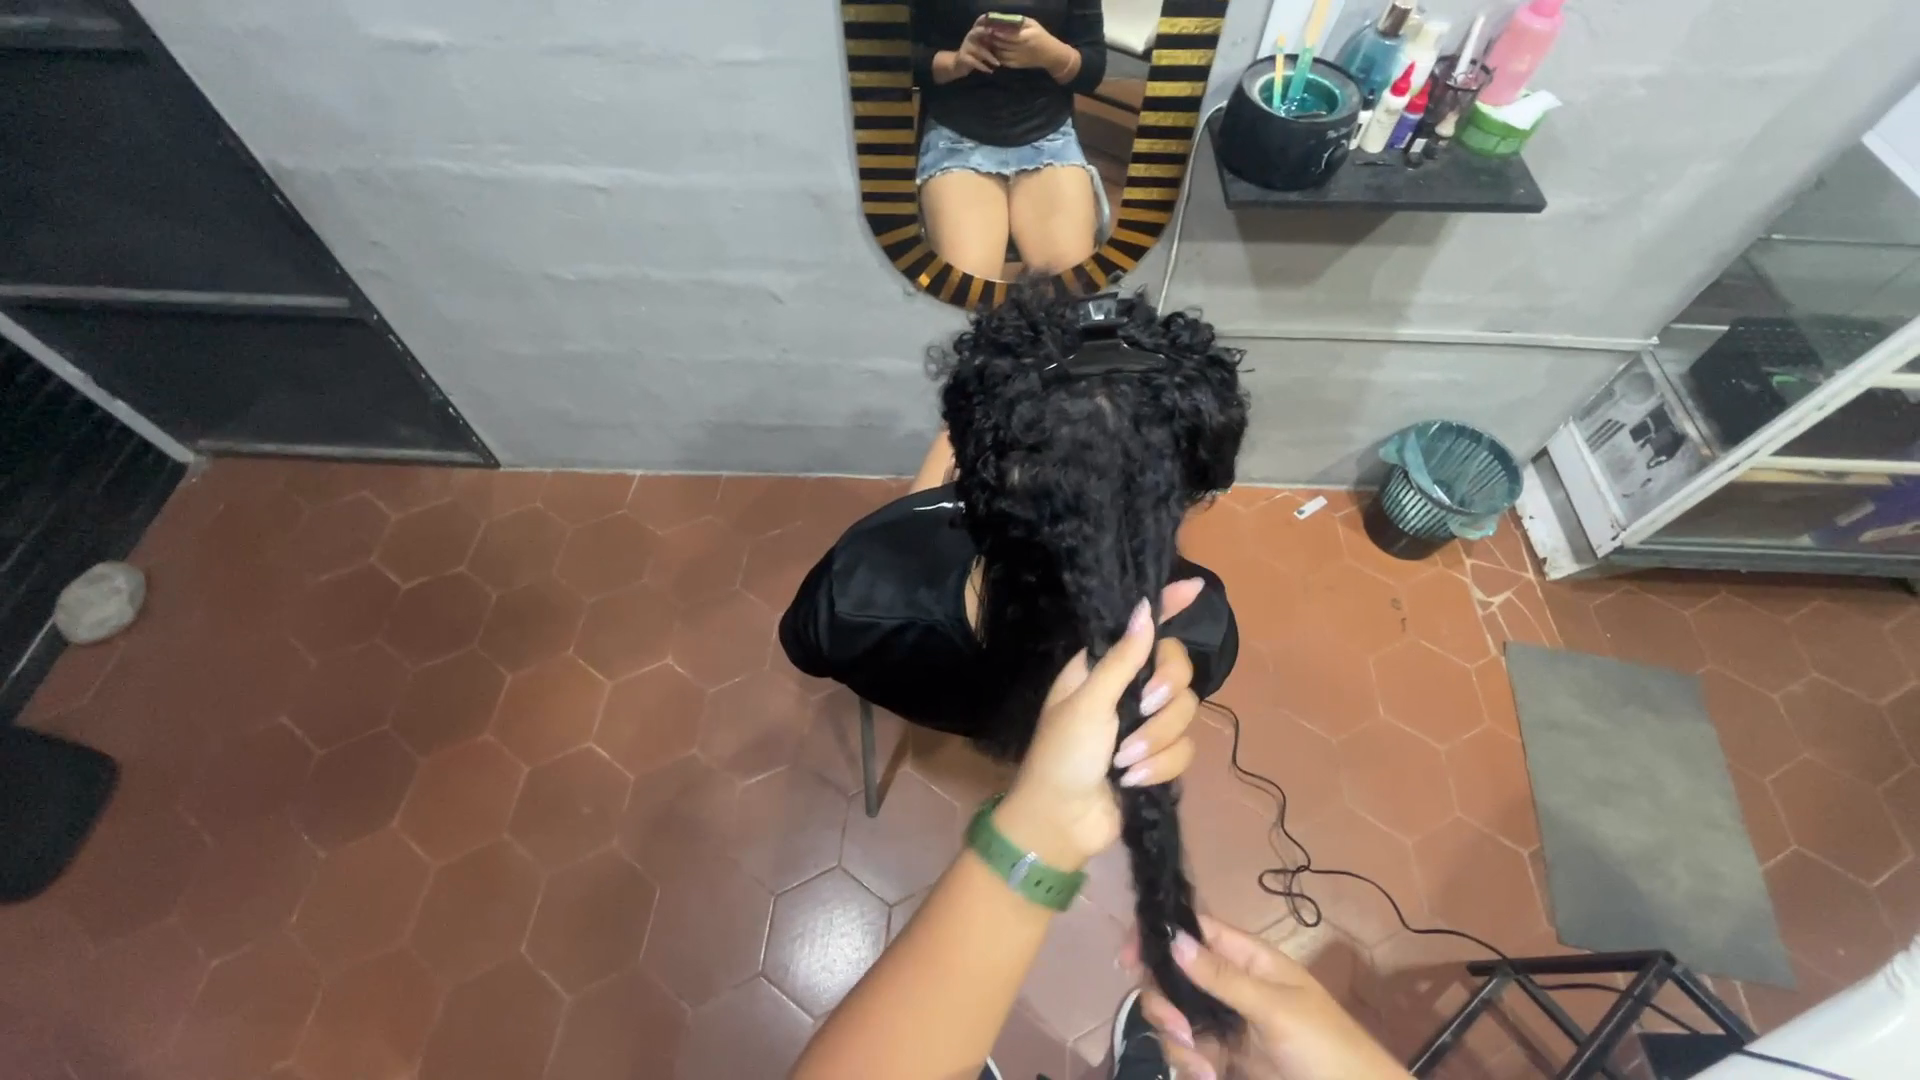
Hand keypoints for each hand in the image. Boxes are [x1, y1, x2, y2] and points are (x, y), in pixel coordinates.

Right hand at [935, 22, 1000, 80]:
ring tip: (998, 64)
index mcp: (975, 31)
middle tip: (995, 34)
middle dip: (985, 31)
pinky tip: (990, 71)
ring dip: (990, 57)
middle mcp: (970, 36)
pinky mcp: (963, 58)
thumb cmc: (975, 54)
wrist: (959, 65)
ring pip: (979, 50)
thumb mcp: (983, 44)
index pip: (980, 21)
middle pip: (977, 31)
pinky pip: (975, 62)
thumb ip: (991, 39)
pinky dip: (983, 67)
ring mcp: (966, 47)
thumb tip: (1006, 37)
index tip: (995, 20)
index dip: (986, 19)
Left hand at [987, 17, 1070, 73]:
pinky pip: (1003, 61)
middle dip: (992, 39)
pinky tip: (993, 50)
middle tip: (983, 34)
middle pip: (1002, 45)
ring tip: (986, 41)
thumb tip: (1003, 20)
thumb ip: (1018, 22)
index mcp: (1026, 37)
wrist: (1049, 54)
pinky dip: (996, 56)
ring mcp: (1018, 59)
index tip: (989, 27)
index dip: (997, 31)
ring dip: (992, 48)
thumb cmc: (1041, 35)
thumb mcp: (1032, 24)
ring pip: (1001, 54)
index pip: (1008, 35)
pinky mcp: (1016, 65)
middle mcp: (1021, 49)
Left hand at [992, 579, 1205, 872]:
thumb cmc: (1062, 755)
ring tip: (1122, 762)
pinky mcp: (1157, 757)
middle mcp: (1126, 690)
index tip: (1194, 589)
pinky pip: (1184, 750)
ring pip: (1184, 713)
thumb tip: (1146, 609)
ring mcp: (1143, 724)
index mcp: (1101, 668)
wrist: (1061, 821)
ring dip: (1155, 741)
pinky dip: (1159, 766)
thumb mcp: (1088, 703)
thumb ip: (1121, 659)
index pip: (1140, 628)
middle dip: (1164, 694)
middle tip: (1142, 707)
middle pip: (1175, 670)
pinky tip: (1131, 781)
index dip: (1166, 607)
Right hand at [1127, 914, 1413, 1079]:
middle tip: (1175, 1027)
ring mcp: (1224, 1023)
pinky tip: (1207, 1077)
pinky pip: (1186, 1051)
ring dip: (1176, 1038)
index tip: (1127, 957)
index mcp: (1246, 958)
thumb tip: (1172, 937)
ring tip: (1201, 1064)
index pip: (1192, 930)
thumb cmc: (1328, 1049)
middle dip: (1162, 999)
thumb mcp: (1276, 1009)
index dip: (1157, 935)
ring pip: (1173, 1014)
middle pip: (1171, 974)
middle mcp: (1228, 984)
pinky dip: (1188, 1063)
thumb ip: (1221, 976)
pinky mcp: (1222, 1059)